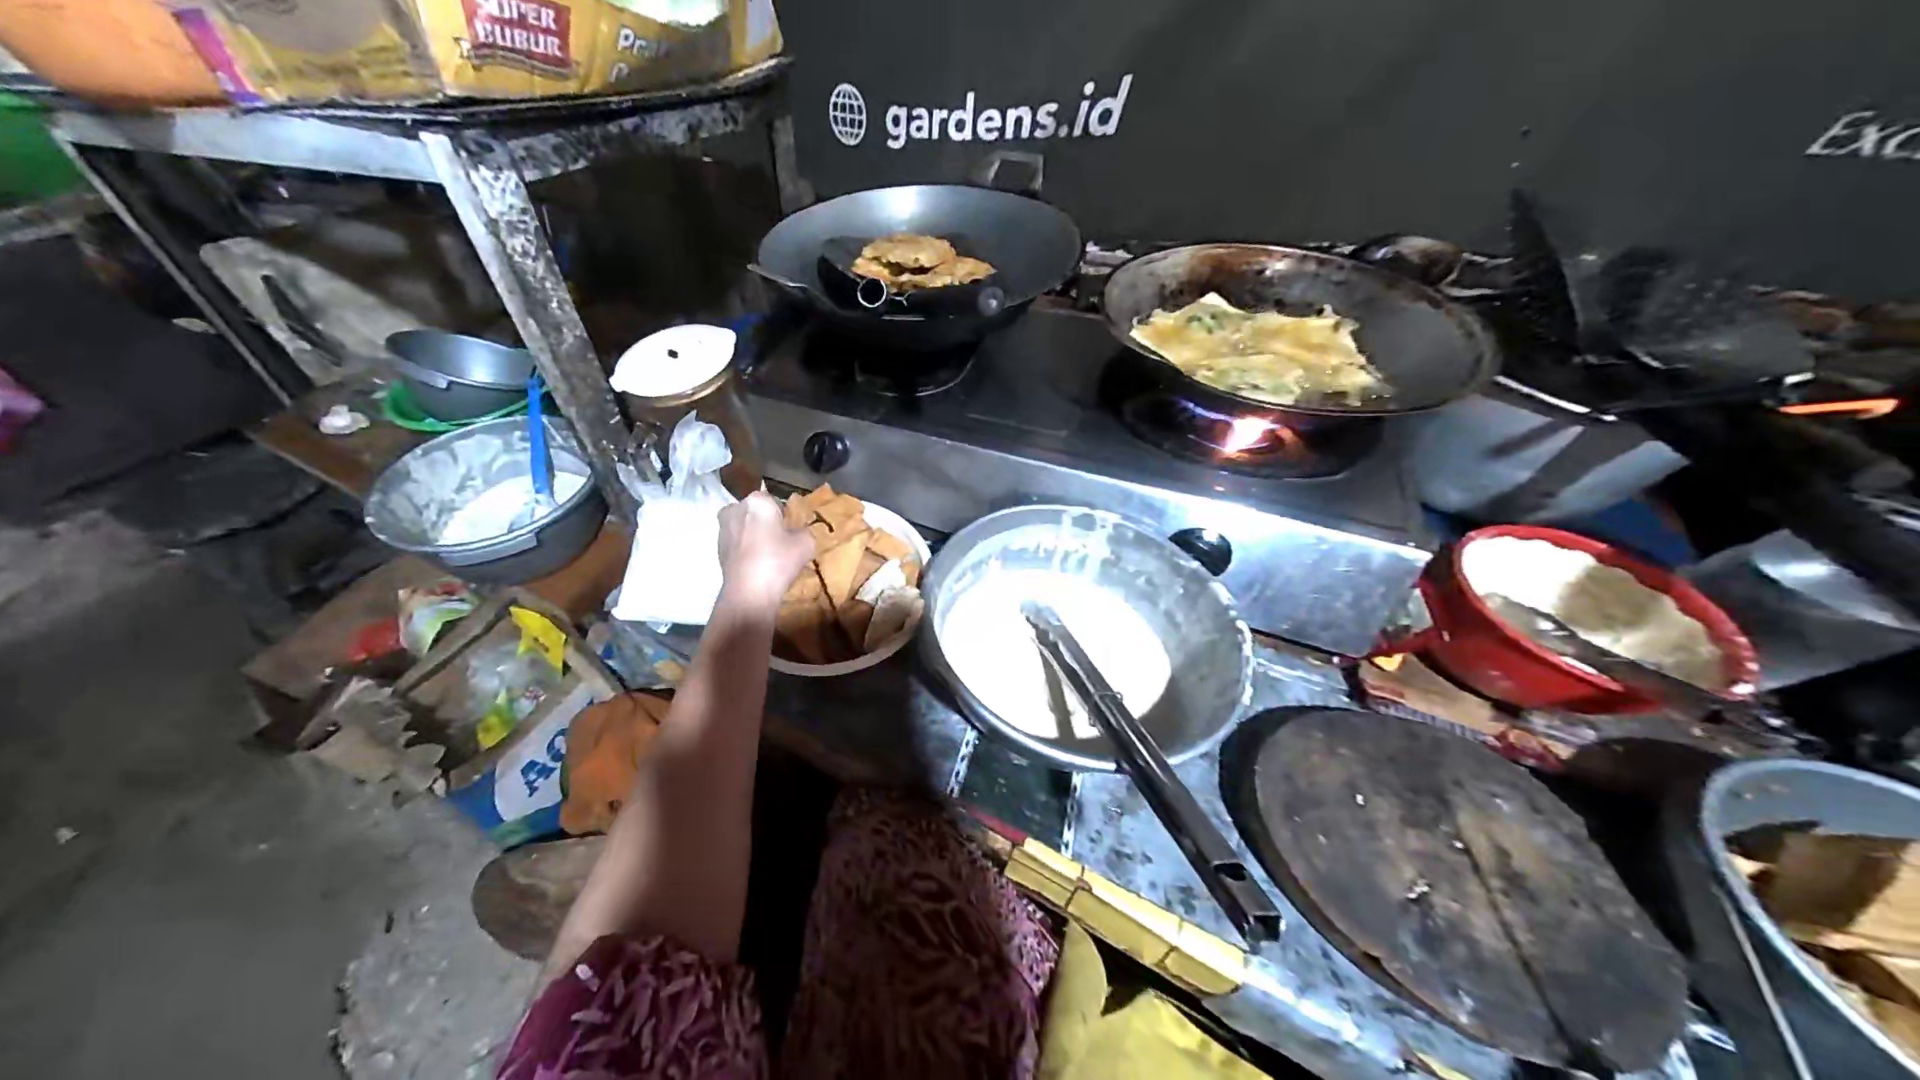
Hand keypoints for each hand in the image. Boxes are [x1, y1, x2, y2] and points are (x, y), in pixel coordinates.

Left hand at [717, 492, 813, 607]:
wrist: (749, 592)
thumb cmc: (779, 560)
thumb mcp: (806, 543)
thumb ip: (804, 531)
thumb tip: (797, 533)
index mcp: (757, 500)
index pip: (775, 501)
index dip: (785, 515)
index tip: (791, 530)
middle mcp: (735, 508)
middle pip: (756, 512)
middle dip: (766, 522)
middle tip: (781, 542)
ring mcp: (722, 528)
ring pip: (744, 526)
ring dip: (754, 535)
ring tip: (768, 555)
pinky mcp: (717, 548)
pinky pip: (737, 542)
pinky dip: (745, 549)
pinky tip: (756, 564)